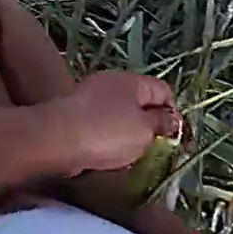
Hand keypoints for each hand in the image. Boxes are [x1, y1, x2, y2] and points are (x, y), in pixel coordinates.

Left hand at [40, 72, 179, 175]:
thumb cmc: (108, 131)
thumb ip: (162, 122)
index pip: (163, 90)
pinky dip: (110, 136)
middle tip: (154, 147)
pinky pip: (104, 122)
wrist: (60, 137)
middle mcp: (112, 81)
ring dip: (130, 132)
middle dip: (150, 124)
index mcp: (132, 80)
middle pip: (141, 101)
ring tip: (131, 153)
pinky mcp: (79, 110)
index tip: (172, 136)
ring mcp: (93, 94)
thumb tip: (171, 118)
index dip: (172, 112)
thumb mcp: (145, 129)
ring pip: (122, 113)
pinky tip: (109, 151)